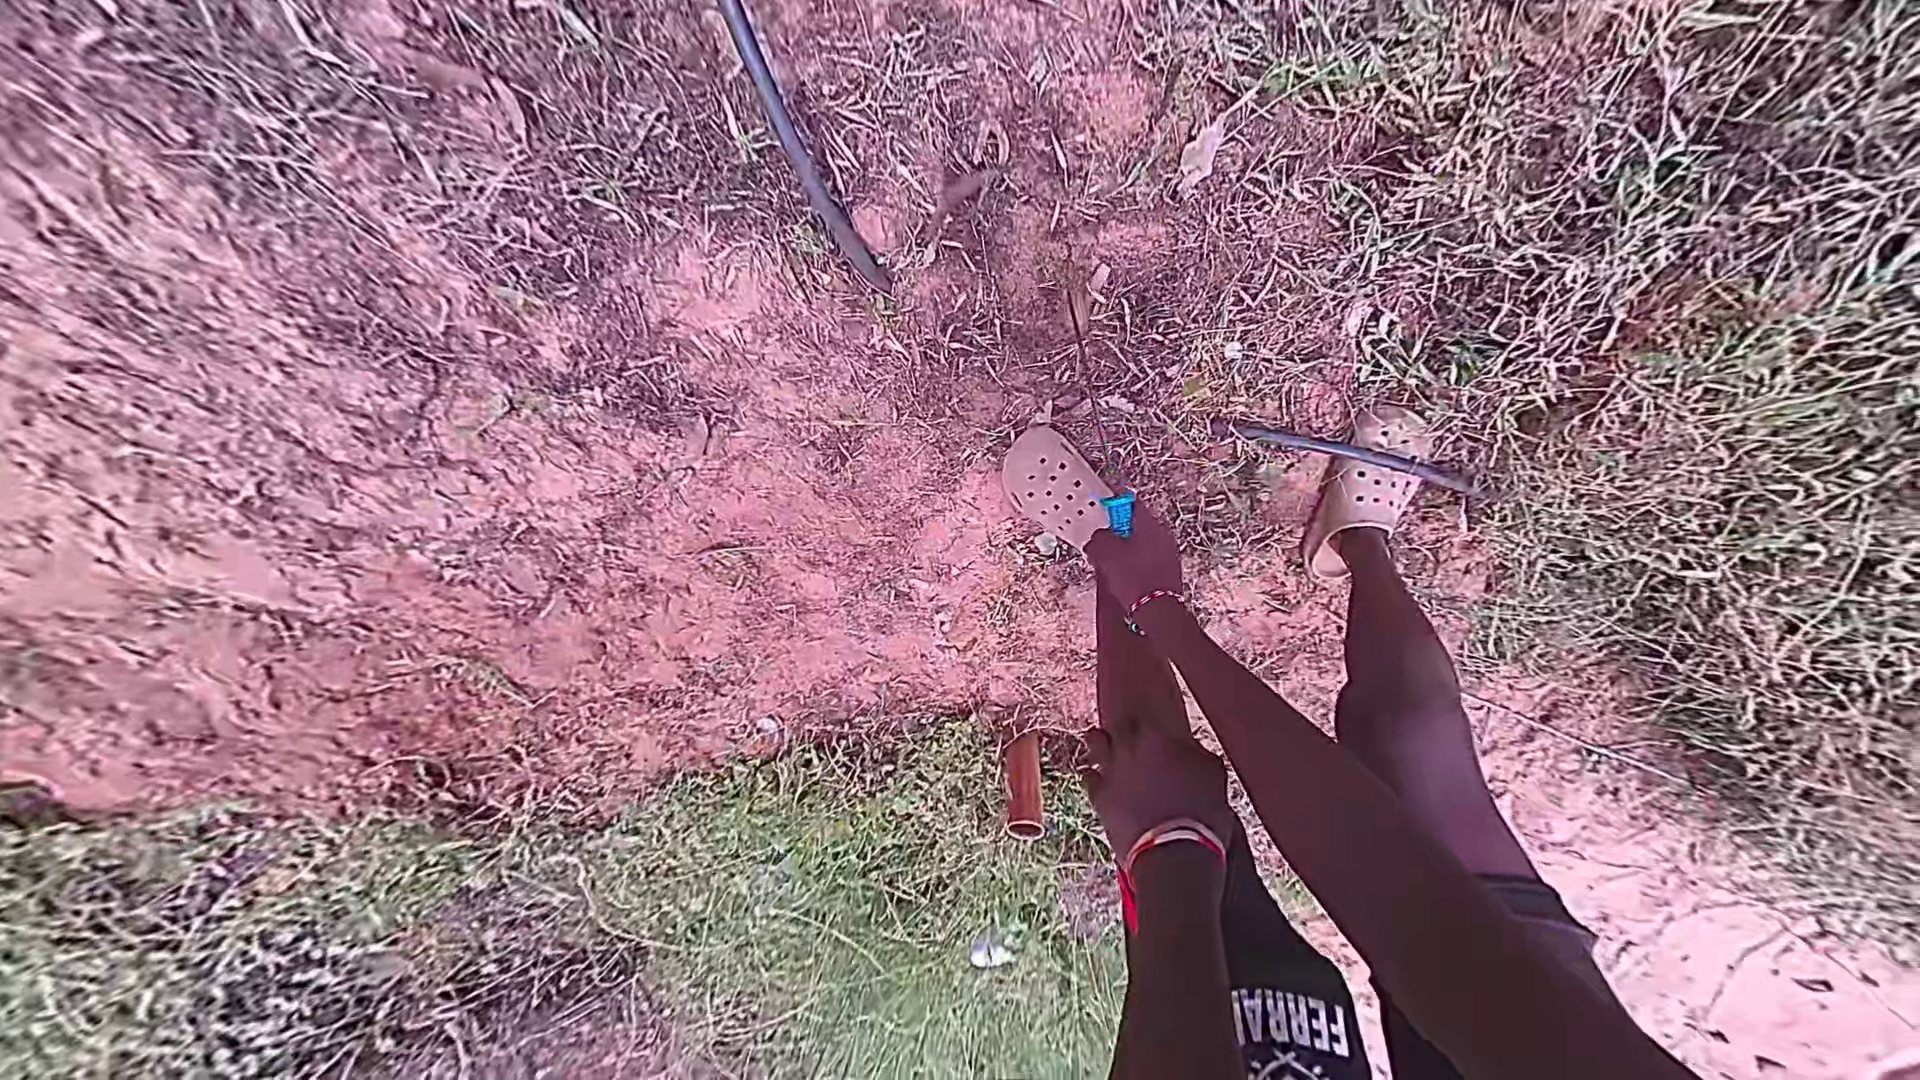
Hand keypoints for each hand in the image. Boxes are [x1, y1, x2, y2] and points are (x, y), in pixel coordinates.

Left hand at [1079, 722, 1234, 860]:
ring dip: (1099, 743)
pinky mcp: (1098, 794)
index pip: (1146, 718)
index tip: (1153, 732)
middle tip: (1128, 736)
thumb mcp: (1213, 774)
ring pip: (1095, 742)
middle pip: (1118, 726)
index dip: (1149, 726)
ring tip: (1102, 744)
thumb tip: (1189, 748)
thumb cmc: (1202, 813)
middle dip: (1123, 730)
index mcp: (1157, 736)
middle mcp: (1129, 746)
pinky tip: (1099, 779)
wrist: (1175, 851)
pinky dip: (1094, 776)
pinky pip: (1089, 776)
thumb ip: (1197, 752)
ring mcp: (1110, 769)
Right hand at [1085, 501, 1183, 611]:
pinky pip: (1147, 555)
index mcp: (1149, 524)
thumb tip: (1097, 537)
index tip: (1103, 500)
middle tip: (1101, 533)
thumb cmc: (1135, 580)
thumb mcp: (1105, 554)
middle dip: (1116, 527)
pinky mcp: (1168, 568)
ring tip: (1108, 557)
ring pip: (1141, 539)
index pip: (1129, 500)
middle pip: (1135, 521)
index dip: (1113, 499)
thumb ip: (1098, 539)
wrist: (1157, 611)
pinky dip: (1133, 558)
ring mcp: (1168, 552)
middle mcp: (1162, 534)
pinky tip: (1122, 571)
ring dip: (1124, 544)